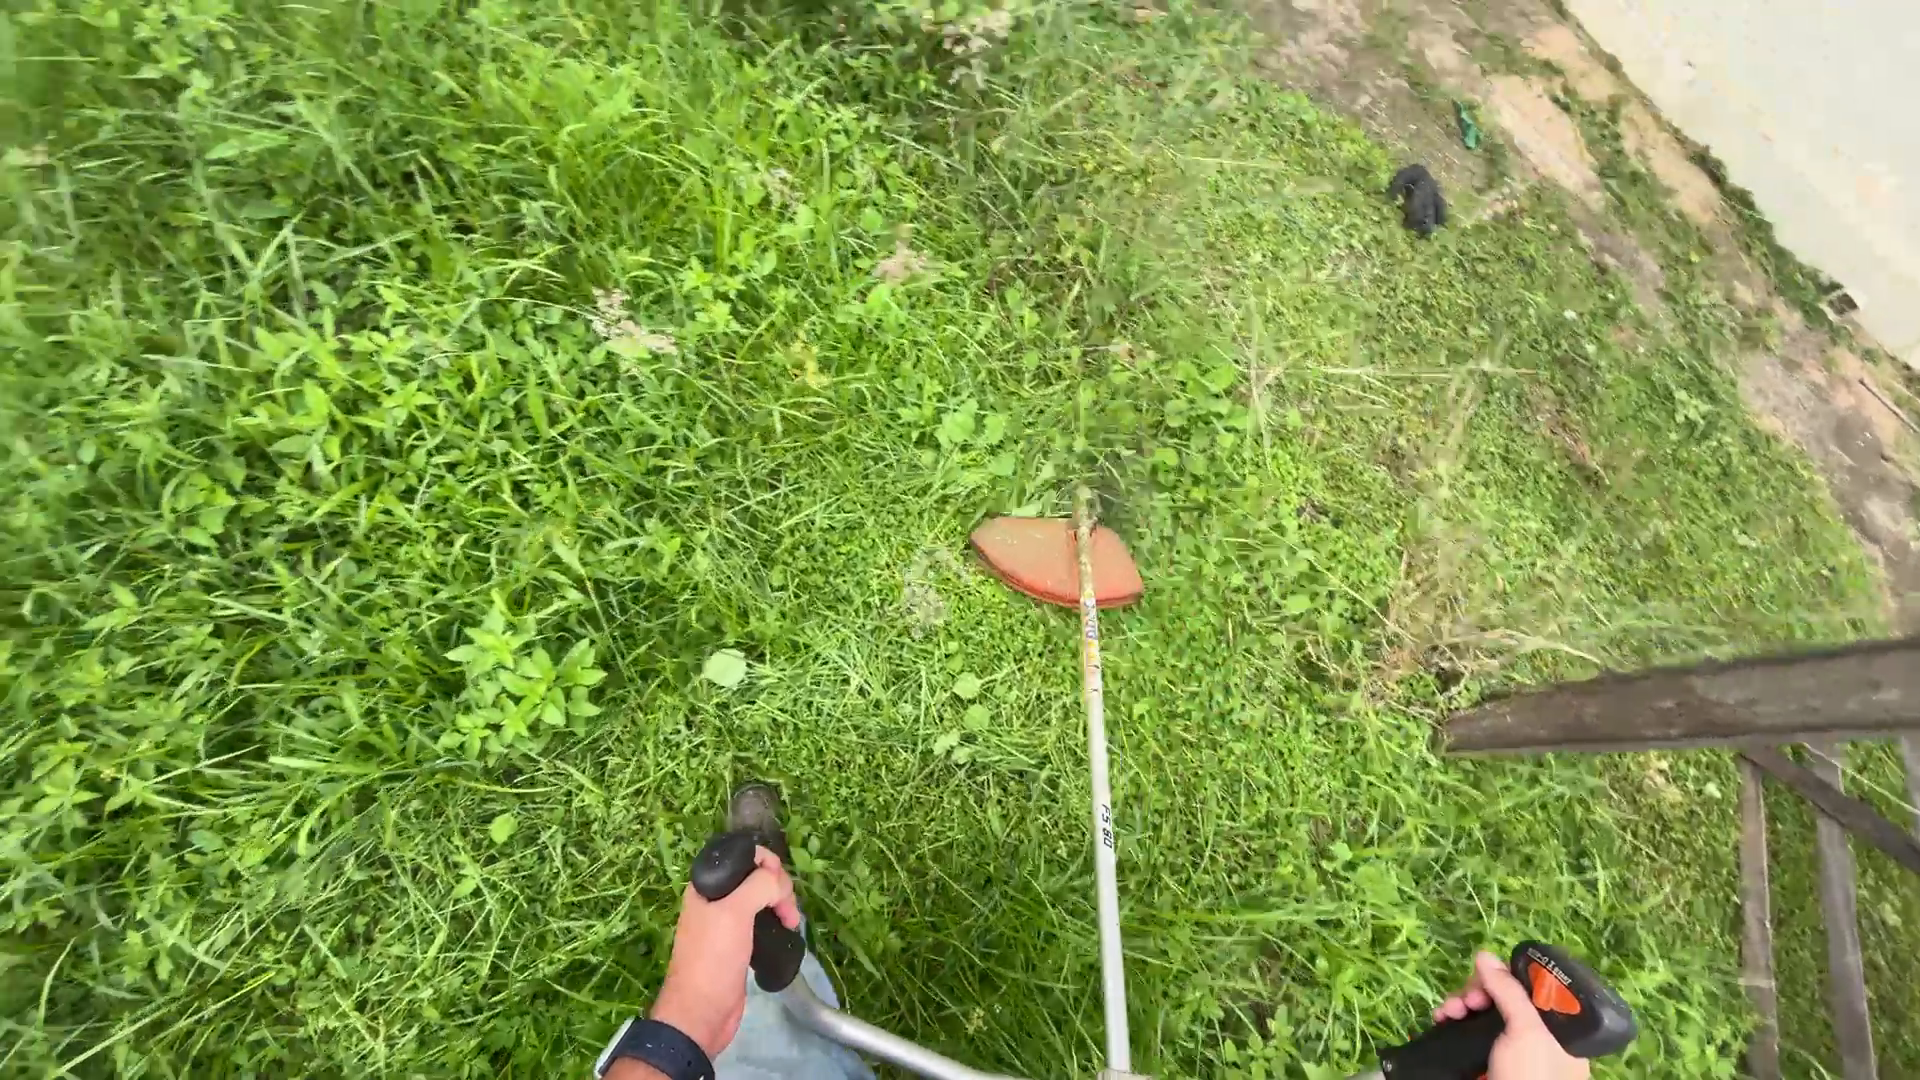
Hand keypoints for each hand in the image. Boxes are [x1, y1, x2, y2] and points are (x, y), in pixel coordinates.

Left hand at [648, 845, 800, 1058]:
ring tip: (791, 922)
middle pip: (757, 875)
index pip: (744, 855)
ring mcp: (726, 920)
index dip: (767, 863)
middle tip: (788, 910)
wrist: (701, 1014)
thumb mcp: (735, 911)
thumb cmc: (714, 957)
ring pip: (762, 897)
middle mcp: (716, 897)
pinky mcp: (737, 942)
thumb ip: (760, 885)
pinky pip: (762, 918)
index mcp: (708, 883)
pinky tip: (785, 929)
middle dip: (779, 887)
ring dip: (781, 903)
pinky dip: (776, 919)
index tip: (779, 885)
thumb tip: (779, 880)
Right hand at [1432, 951, 1589, 1079]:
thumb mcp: (1527, 1032)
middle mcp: (1533, 1034)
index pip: (1530, 988)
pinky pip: (1467, 1024)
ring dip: (1460, 1002)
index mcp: (1555, 1030)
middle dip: (1477, 990)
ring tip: (1449, 1011)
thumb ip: (1509, 992)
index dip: (1506, 977)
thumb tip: (1485, 955)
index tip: (1487, 979)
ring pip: (1481, 1007)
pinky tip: (1442, 1017)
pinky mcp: (1485, 1053)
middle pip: (1501, 994)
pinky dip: (1453, 1016)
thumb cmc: (1531, 1077)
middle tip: (1468, 1000)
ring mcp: (1507, 1045)